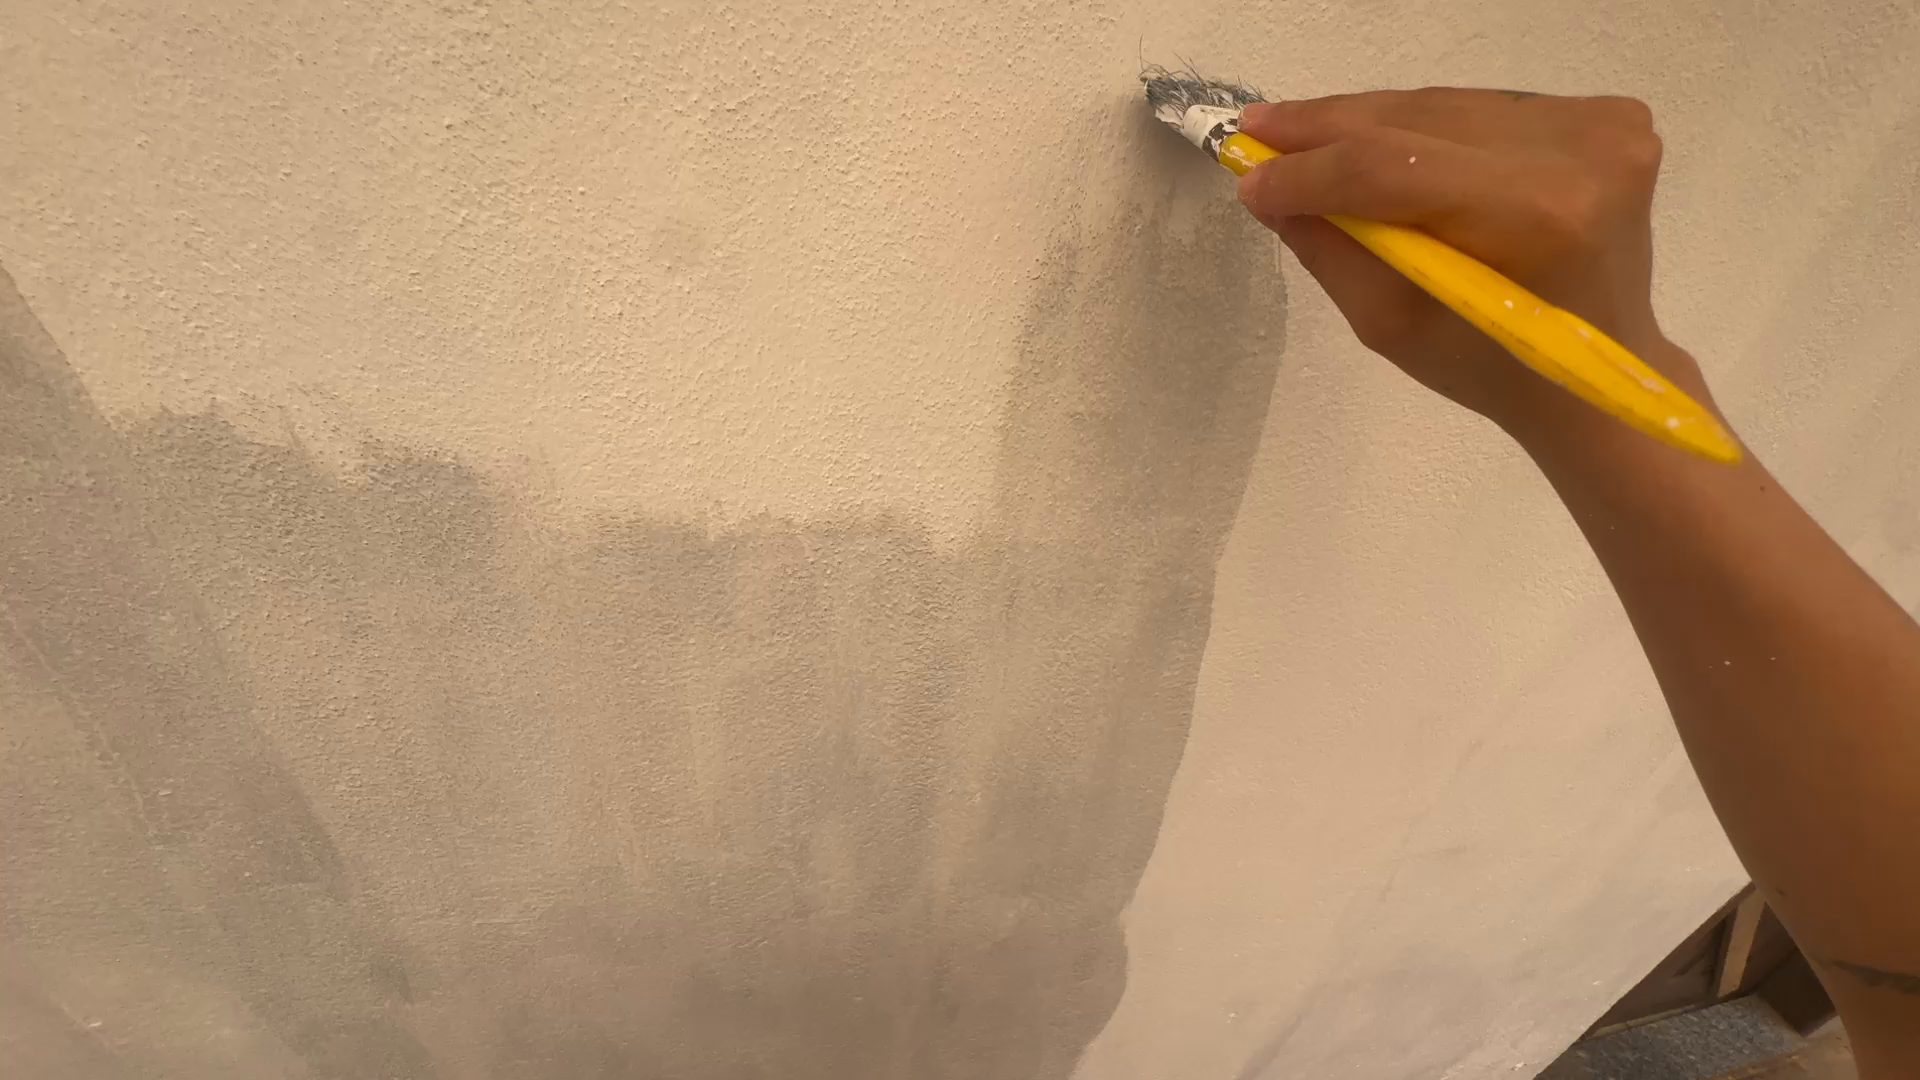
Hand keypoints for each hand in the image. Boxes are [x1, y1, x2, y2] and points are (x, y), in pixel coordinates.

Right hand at [1236, 89, 1708, 433]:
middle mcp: (1576, 149)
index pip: (1391, 171)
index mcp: (1530, 218)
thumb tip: (1269, 194)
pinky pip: (1473, 111)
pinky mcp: (1600, 115)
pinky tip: (1363, 140)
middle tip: (1253, 127)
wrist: (1591, 366)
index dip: (1308, 171)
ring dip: (1359, 120)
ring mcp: (1598, 123)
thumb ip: (1331, 251)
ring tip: (1290, 130)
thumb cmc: (1484, 369)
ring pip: (1441, 106)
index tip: (1245, 176)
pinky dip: (1410, 126)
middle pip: (1416, 120)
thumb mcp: (1388, 325)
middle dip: (1323, 127)